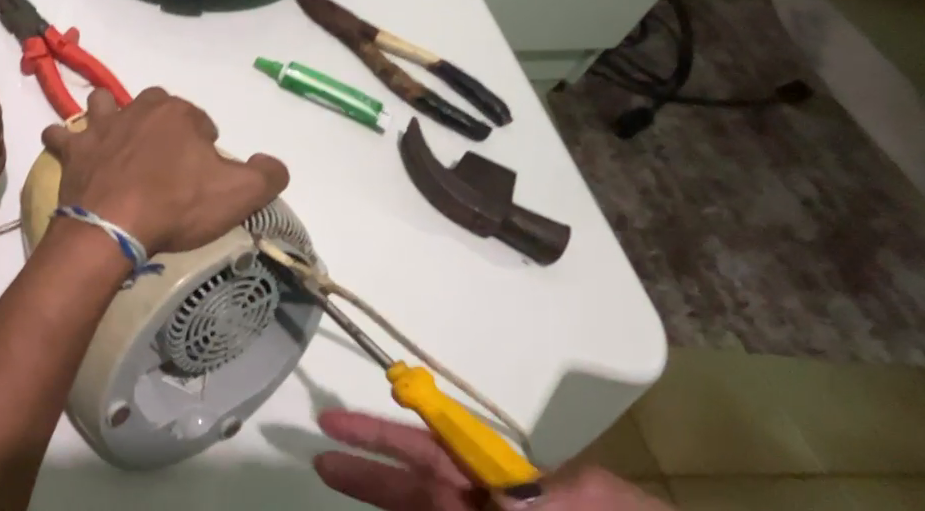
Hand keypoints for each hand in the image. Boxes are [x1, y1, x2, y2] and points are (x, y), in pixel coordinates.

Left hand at [41, 86, 287, 255]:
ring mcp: (100, 126)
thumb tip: (274, 163)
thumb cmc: (178, 206)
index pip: (199, 119)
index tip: (204, 168)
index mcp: (178, 114)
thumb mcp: (240, 194)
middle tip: (166, 155)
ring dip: (107, 114)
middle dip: (160, 121)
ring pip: (102, 104)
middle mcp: (137, 109)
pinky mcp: (73, 149)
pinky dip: (62, 139)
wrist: (115, 225)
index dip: (204, 141)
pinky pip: (59, 133)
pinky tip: (69, 150)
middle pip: (152, 104)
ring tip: (115, 136)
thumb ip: (267, 174)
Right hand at [314, 409, 672, 509]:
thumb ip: (555, 495)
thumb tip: (502, 496)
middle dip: (369, 470)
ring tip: (335, 483)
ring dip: (382, 502)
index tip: (336, 423)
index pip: (437, 448)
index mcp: (516, 483)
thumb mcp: (606, 504)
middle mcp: (494, 508)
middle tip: (318, 457)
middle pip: (420, 485)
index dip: (385, 434)